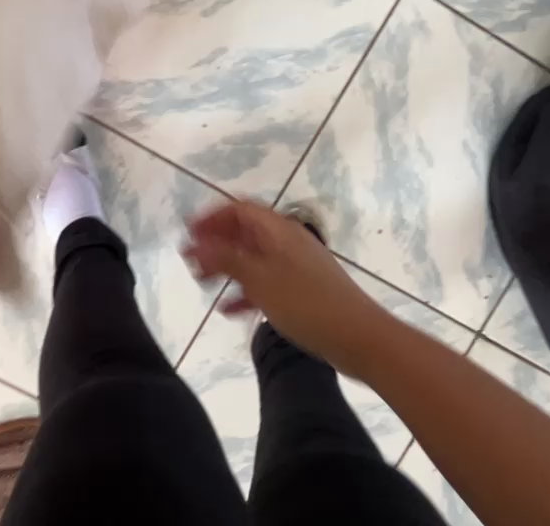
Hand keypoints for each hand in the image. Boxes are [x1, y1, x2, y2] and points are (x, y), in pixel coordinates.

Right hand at [183, 200, 385, 375]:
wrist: (361, 338)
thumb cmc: (307, 303)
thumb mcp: (260, 279)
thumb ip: (226, 259)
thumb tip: (197, 243)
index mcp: (277, 230)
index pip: (238, 209)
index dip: (211, 217)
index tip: (188, 233)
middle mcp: (286, 241)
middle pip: (244, 233)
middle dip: (215, 244)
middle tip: (189, 262)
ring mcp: (295, 266)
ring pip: (253, 258)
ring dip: (227, 268)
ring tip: (203, 284)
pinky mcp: (302, 290)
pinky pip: (266, 282)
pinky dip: (246, 290)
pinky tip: (231, 310)